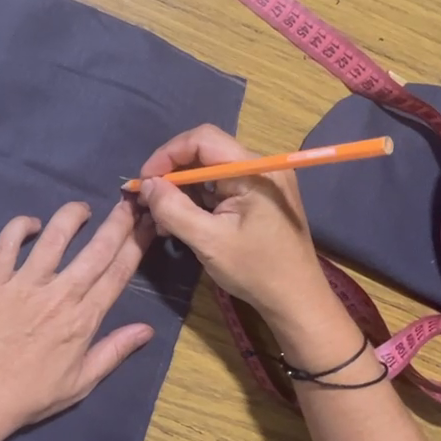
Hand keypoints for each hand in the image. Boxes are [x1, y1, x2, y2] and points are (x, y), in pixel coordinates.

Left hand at [0, 200, 156, 436]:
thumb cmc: (30, 396)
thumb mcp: (81, 383)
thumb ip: (114, 351)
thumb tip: (146, 329)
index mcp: (84, 320)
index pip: (119, 272)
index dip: (137, 244)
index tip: (149, 224)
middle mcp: (59, 295)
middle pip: (96, 249)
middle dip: (117, 222)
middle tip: (128, 204)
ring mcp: (24, 285)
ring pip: (55, 237)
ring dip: (71, 216)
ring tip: (81, 209)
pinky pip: (7, 243)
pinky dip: (20, 226)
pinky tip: (31, 224)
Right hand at [135, 125, 332, 330]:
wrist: (295, 300)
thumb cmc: (256, 270)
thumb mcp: (208, 240)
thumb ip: (173, 209)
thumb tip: (145, 186)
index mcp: (254, 171)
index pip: (202, 140)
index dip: (167, 155)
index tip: (144, 182)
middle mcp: (260, 167)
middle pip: (204, 153)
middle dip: (171, 175)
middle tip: (147, 201)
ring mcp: (260, 182)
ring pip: (208, 172)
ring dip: (180, 191)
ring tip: (161, 218)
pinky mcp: (256, 198)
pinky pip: (218, 188)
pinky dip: (195, 201)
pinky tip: (179, 222)